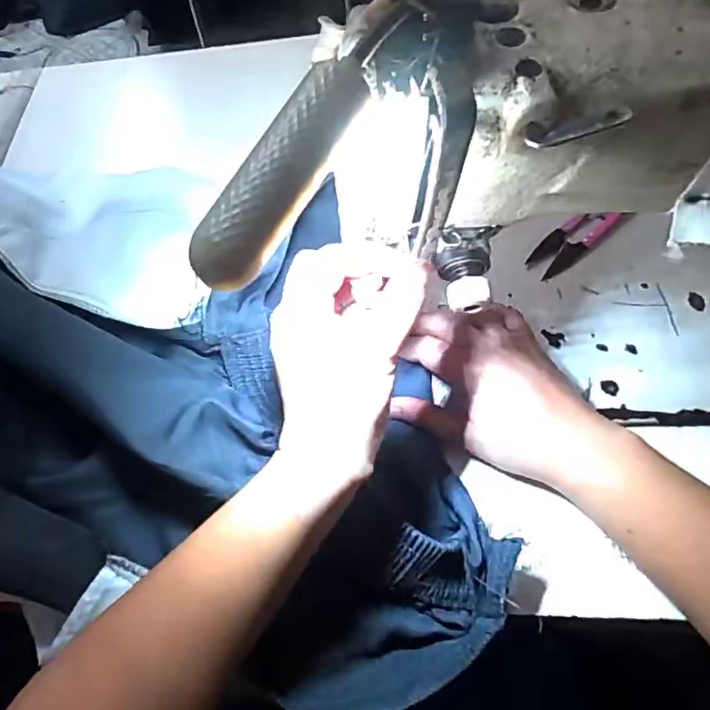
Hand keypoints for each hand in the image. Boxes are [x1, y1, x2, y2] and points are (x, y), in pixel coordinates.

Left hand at [269, 244, 427, 484]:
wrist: (325, 454)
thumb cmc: (347, 400)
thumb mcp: (379, 345)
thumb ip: (401, 300)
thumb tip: (418, 269)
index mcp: (299, 308)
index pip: (332, 256)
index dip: (372, 255)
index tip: (406, 268)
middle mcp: (292, 316)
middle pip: (325, 269)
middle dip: (364, 267)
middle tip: (397, 281)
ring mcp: (299, 335)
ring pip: (329, 292)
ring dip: (363, 288)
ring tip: (396, 301)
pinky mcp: (311, 353)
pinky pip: (333, 316)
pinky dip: (359, 311)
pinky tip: (385, 323)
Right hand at [390, 304, 619, 490]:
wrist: (575, 442)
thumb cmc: (515, 442)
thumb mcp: (463, 433)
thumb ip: (425, 414)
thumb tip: (391, 404)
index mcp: (465, 362)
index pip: (420, 345)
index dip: (395, 347)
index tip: (377, 352)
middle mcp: (484, 340)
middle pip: (439, 320)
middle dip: (412, 326)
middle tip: (393, 338)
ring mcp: (508, 336)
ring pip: (466, 312)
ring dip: (442, 318)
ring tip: (424, 331)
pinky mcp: (526, 340)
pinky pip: (499, 313)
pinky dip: (480, 313)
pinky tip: (471, 322)